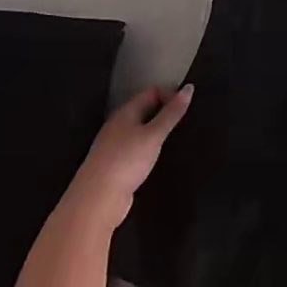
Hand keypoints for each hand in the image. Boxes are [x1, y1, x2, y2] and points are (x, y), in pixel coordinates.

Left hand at [68, 85, 192, 227]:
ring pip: (140, 130)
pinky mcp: (115, 164)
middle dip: (164, 112)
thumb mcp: (153, 135)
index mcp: (125, 112)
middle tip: (186, 120)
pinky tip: (158, 156)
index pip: (151, 92)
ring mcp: (114, 145)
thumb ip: (171, 113)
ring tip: (176, 137)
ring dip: (157, 131)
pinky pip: (136, 147)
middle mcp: (117, 125)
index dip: (170, 94)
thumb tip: (189, 87)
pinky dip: (149, 147)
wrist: (97, 199)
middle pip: (144, 109)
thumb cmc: (126, 160)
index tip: (188, 106)